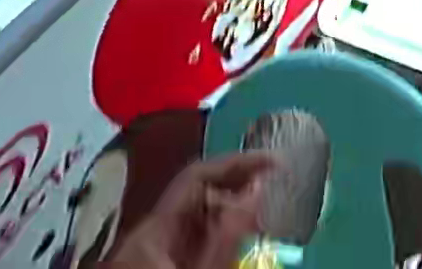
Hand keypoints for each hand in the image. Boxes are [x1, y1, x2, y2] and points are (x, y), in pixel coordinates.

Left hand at [107, 153, 275, 268]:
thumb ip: (228, 235)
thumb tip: (257, 186)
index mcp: (152, 231)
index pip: (198, 176)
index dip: (238, 163)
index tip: (274, 165)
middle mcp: (147, 236)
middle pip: (196, 197)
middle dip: (236, 190)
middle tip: (271, 194)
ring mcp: (148, 255)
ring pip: (194, 220)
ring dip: (229, 215)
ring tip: (260, 223)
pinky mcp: (158, 267)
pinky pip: (189, 242)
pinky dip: (216, 239)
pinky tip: (235, 248)